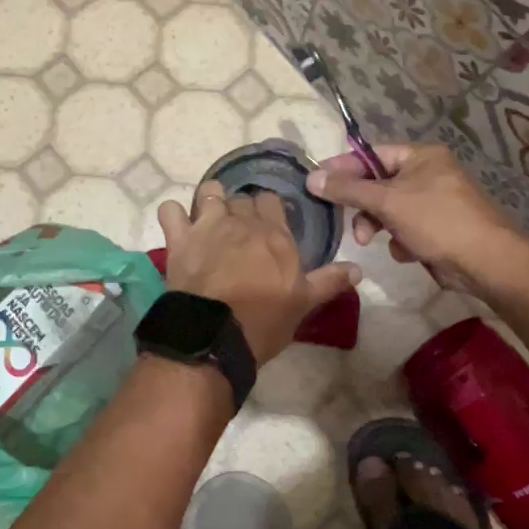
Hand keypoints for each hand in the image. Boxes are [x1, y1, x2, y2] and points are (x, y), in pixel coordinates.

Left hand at [156, 181, 361, 362]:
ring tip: (209, 220)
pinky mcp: (179, 239)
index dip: (267, 209)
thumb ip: (330, 280)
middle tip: (239, 230)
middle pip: (241, 197)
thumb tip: (359, 268)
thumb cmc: (264, 320)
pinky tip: (178, 227)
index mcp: (274, 233)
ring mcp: (207, 226)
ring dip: (210, 200)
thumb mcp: (304, 303)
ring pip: (209, 192)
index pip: (271, 199)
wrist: (216, 337)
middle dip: (240, 208)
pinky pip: (169, 210)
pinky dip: (173, 215)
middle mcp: (241, 221)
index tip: (266, 224)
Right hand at [305, 143, 528, 292]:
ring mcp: (436, 202)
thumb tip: (311, 177)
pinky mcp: (439, 229)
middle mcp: (429, 173)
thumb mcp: (387, 201)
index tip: (316, 181)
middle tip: (351, 225)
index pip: (371, 154)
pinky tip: (408, 253)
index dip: (343, 167)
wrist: (486, 262)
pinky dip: (402, 240)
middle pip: (379, 184)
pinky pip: (406, 228)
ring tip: (376, 242)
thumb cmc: (437, 220)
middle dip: (364, 207)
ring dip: (380, 226)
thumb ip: (348, 190)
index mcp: (421, 156)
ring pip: (390, 210)